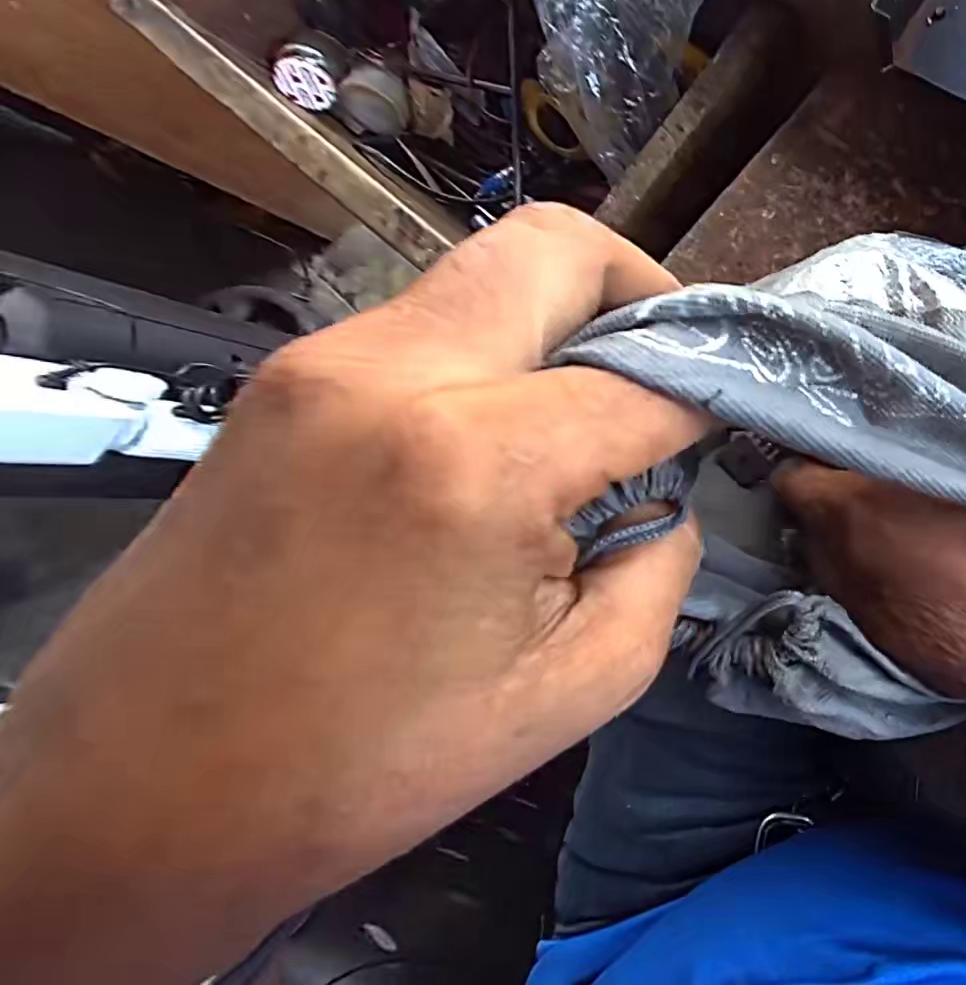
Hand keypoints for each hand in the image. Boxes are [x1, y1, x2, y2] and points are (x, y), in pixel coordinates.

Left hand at [0, 204, 708, 982]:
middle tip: (678, 374)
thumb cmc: (383, 761)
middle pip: (561, 248)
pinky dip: (520, 344)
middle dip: (650, 294)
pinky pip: (448, 314)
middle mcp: (392, 373)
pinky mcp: (294, 376)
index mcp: (474, 461)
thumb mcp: (591, 676)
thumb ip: (666, 555)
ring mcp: (325, 361)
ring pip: (500, 268)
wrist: (129, 810)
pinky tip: (531, 425)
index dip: (713, 397)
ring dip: (581, 319)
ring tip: (611, 405)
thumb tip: (665, 484)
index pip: (645, 384)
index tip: (744, 417)